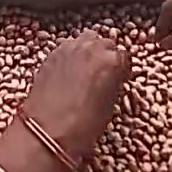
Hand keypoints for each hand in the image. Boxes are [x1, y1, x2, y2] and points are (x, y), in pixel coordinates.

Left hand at [19, 29, 127, 162]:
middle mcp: (92, 48)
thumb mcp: (109, 106)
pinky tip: (69, 70)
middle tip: (102, 74)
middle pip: (106, 44)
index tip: (119, 77)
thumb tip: (111, 79)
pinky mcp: (52, 53)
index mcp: (112, 62)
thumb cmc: (81, 125)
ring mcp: (70, 48)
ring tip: (86, 69)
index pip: (124, 57)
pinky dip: (71, 54)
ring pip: (86, 40)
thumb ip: (113, 84)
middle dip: (106, 57)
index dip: (121, 69)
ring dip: (89, 50)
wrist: (47, 130)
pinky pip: (67, 47)